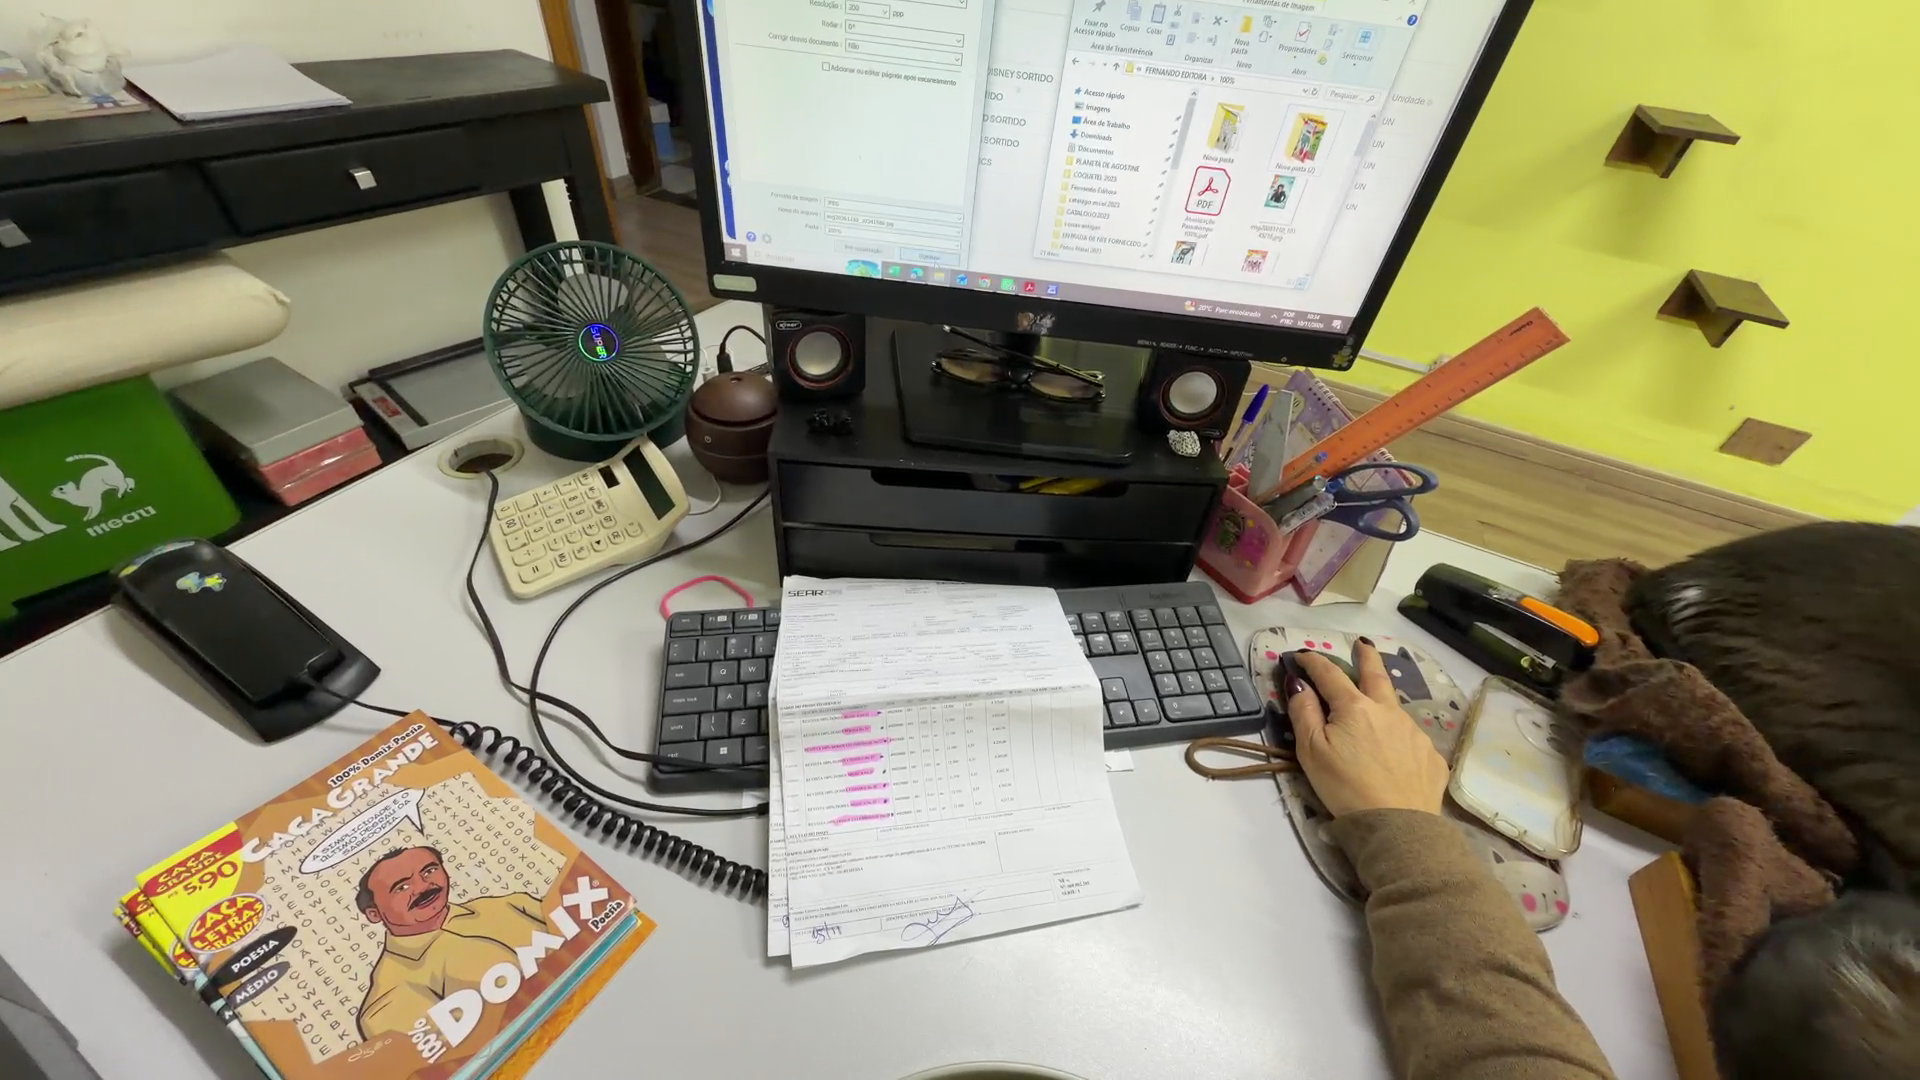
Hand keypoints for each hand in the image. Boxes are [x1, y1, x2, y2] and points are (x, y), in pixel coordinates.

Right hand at [1286, 641, 1449, 817]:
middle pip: (1376, 675)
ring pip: (1393, 707)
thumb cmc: (1345, 787)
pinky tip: (1390, 751)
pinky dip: (1395, 734)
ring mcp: (1414, 732)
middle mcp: (1388, 711)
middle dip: (1366, 657)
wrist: (1399, 828)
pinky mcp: (1430, 755)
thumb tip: (1299, 684)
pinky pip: (1408, 736)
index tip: (1302, 655)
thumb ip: (1303, 712)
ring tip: (1370, 713)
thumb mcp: (1311, 751)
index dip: (1314, 661)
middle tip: (1362, 645)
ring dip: (1380, 701)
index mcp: (1355, 708)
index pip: (1330, 674)